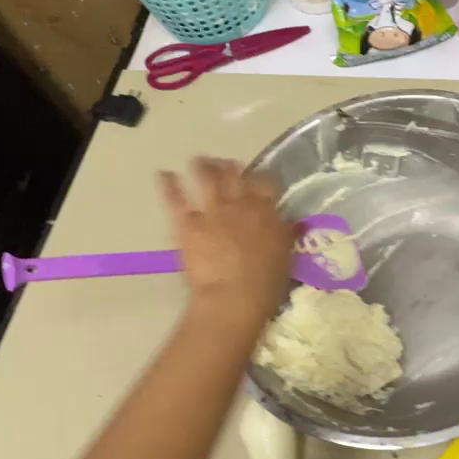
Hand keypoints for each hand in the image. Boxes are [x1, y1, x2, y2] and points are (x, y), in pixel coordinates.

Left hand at [159, 158, 294, 326]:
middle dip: (230, 166)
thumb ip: (287, 234)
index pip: (266, 181)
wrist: (235, 297)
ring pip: (207, 178)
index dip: (262, 176)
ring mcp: (212, 211)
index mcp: (266, 210)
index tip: (259, 176)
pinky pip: (176, 199)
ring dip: (203, 166)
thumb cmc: (266, 283)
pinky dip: (169, 185)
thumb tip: (295, 222)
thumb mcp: (286, 256)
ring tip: (199, 161)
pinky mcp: (188, 224)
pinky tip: (163, 174)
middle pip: (235, 174)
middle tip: (226, 165)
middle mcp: (240, 203)